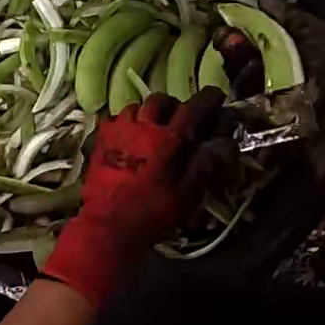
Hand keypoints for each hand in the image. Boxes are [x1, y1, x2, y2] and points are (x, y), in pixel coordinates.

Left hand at [41, 89, 227, 306]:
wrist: (108, 227)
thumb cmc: (152, 212)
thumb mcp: (187, 194)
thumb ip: (206, 164)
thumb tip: (225, 141)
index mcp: (168, 139)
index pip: (194, 108)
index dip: (208, 99)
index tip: (216, 97)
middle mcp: (143, 126)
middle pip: (161, 100)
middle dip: (174, 105)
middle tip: (180, 118)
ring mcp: (117, 131)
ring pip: (136, 107)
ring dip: (148, 113)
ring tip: (153, 127)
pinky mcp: (100, 140)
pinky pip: (115, 119)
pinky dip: (126, 123)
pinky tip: (129, 138)